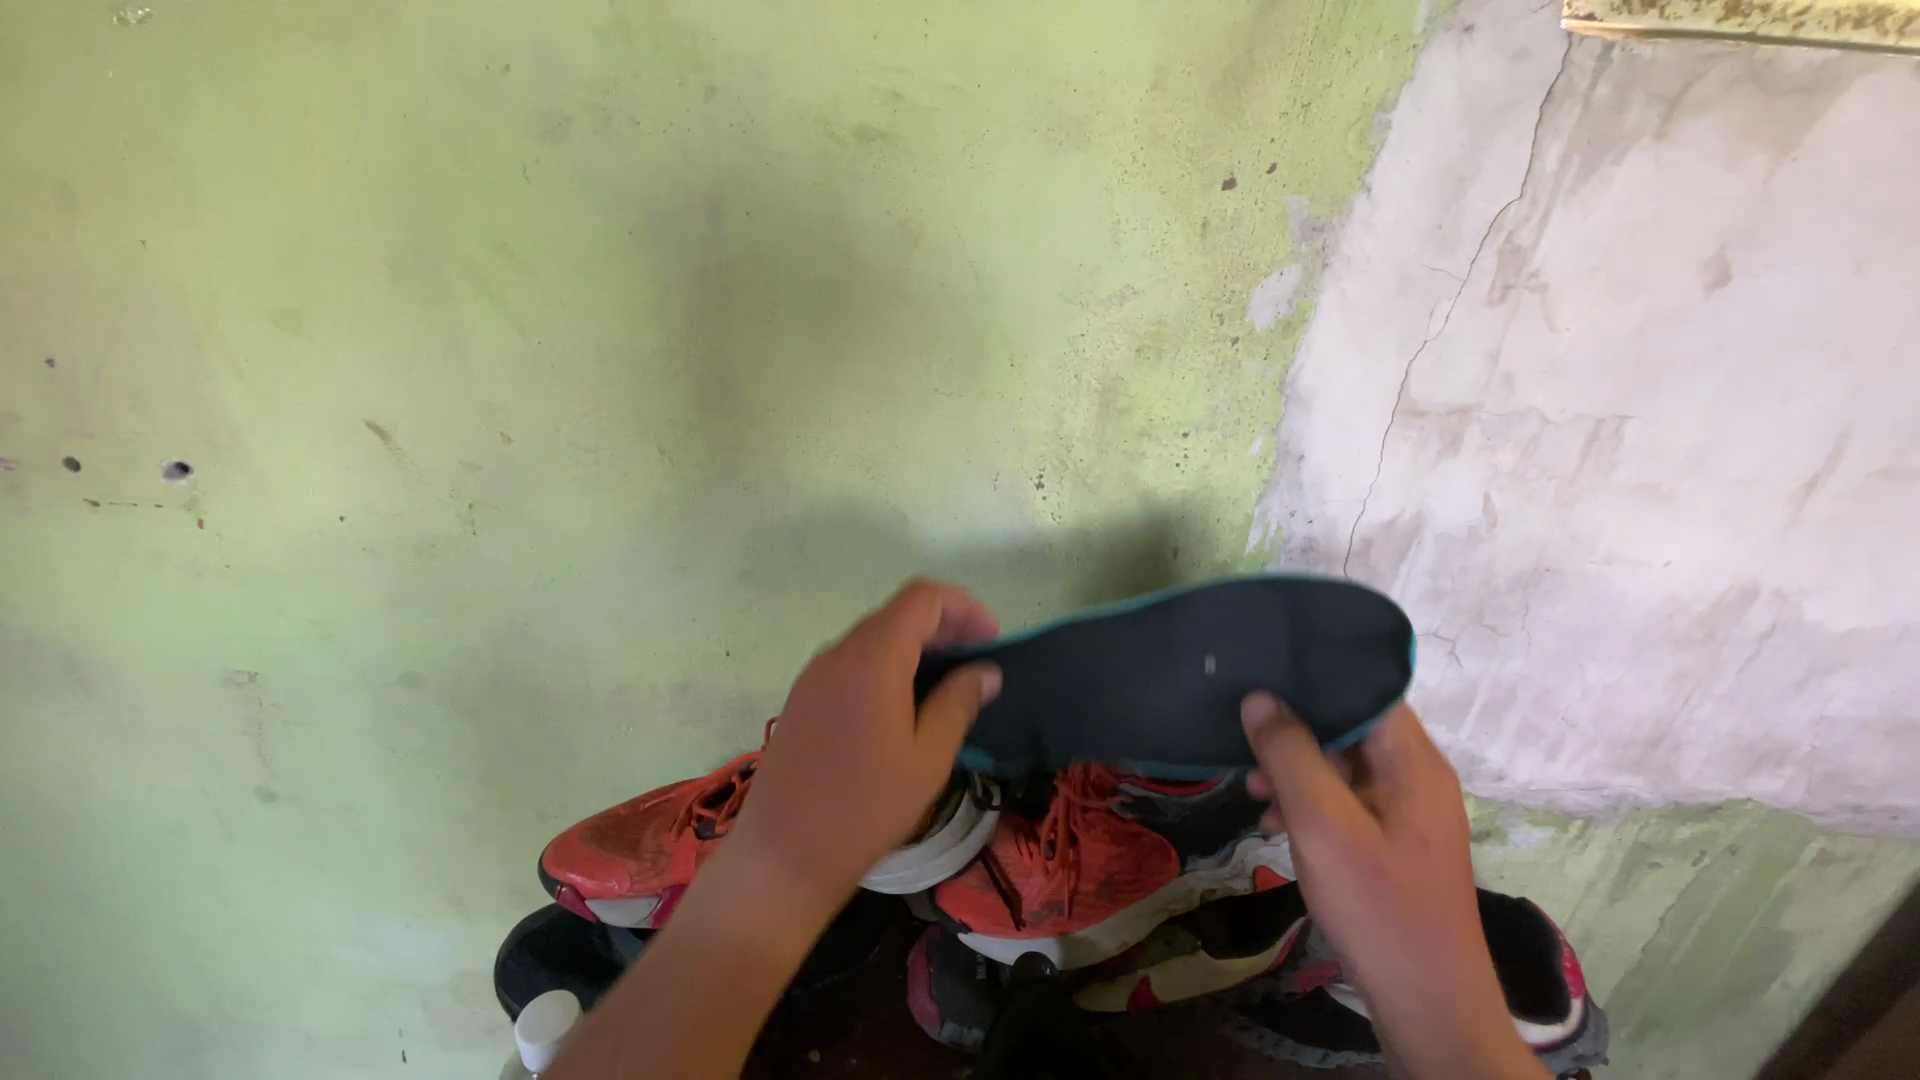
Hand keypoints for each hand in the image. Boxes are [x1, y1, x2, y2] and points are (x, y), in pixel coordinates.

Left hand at [548, 581, 1002, 1079]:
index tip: (991, 639)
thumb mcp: (928, 758)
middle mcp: (838, 653)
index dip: (963, 607)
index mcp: (872, 658)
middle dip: (943, 627)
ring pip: (873, 639)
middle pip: (897, 614)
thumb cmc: (866, 807)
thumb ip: (959, 703)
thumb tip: (985, 671)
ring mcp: (814, 675)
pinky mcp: (801, 699)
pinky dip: (886, 667)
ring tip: (946, 687)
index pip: (922, 598)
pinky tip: (903, 707)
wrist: (784, 854)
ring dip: (914, 648)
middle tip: (976, 664)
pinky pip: (851, 663)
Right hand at [1240, 694, 1545, 1078]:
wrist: (1426, 1004)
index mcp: (1413, 762)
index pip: (1367, 691)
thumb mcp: (1321, 822)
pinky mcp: (1393, 844)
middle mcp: (1416, 778)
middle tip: (1245, 741)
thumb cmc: (1376, 904)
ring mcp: (1406, 814)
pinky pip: (1346, 802)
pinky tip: (1274, 822)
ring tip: (1252, 787)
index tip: (1265, 674)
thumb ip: (1289, 754)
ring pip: (1343, 766)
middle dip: (1296, 731)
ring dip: (1296, 770)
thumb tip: (1259, 698)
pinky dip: (1309, 803)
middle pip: (1351, 728)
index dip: (1318, 677)